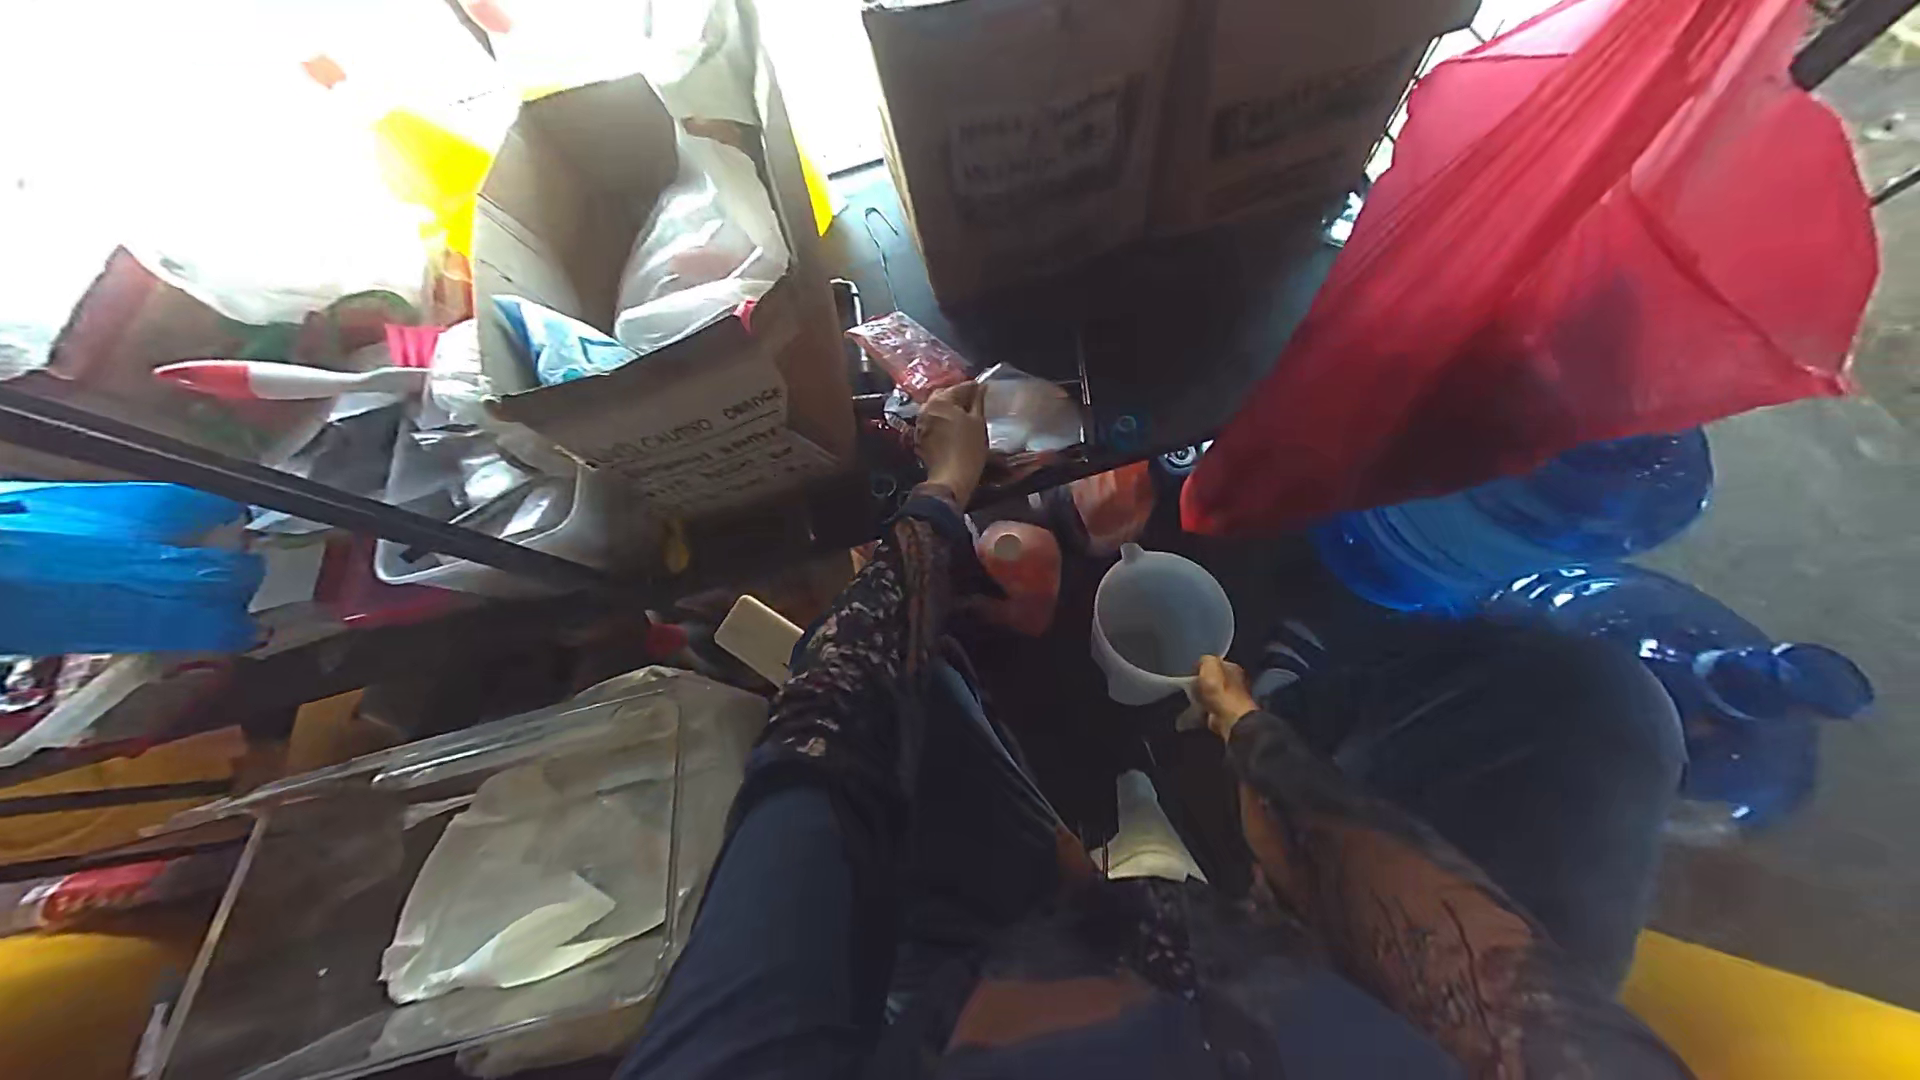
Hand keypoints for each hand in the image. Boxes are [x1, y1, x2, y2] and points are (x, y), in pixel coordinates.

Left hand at [916, 382, 988, 505]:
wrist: (951, 479)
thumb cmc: (969, 449)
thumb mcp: (978, 422)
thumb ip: (978, 401)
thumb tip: (980, 388)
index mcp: (940, 400)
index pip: (960, 387)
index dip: (973, 388)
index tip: (983, 389)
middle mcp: (925, 408)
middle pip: (944, 396)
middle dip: (958, 397)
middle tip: (973, 402)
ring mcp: (920, 424)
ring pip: (936, 410)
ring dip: (949, 409)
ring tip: (964, 415)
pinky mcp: (919, 438)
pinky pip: (932, 423)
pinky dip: (942, 422)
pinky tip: (953, 428)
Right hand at [1194, 655, 1257, 739]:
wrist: (1227, 717)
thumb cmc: (1219, 689)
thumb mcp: (1209, 664)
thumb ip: (1205, 660)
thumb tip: (1201, 664)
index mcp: (1234, 668)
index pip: (1215, 663)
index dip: (1202, 666)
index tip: (1192, 671)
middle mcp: (1235, 682)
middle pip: (1212, 678)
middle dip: (1201, 682)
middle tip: (1191, 684)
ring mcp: (1231, 699)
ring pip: (1209, 693)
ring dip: (1200, 695)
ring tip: (1192, 696)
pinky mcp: (1224, 713)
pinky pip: (1208, 706)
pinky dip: (1202, 707)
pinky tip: (1196, 706)